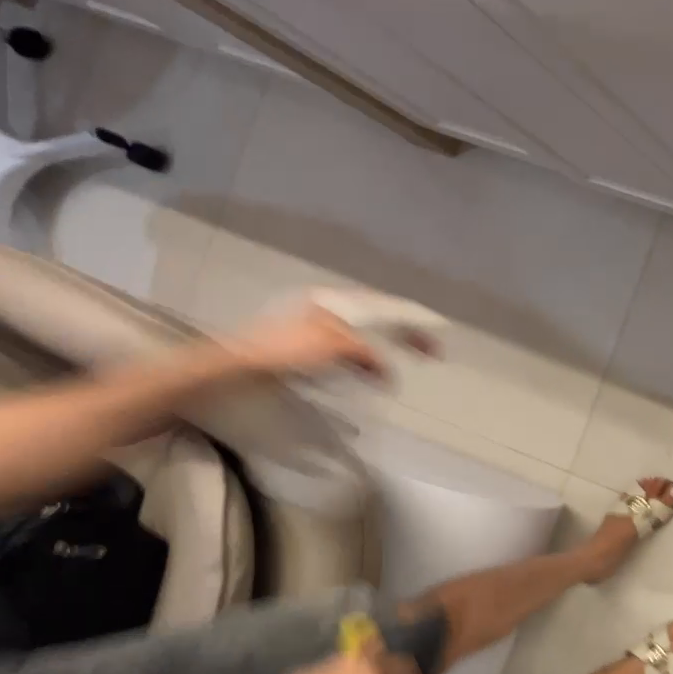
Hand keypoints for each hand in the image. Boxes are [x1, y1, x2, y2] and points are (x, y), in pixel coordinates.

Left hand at [222, 303, 435, 381]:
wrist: (235, 365)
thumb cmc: (286, 349)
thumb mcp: (335, 346)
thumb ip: (368, 353)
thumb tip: (387, 370)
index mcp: (334, 302)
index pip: (384, 306)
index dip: (413, 317)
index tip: (437, 328)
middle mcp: (325, 308)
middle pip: (375, 318)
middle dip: (404, 334)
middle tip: (428, 351)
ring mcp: (312, 326)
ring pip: (361, 334)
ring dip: (384, 348)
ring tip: (397, 365)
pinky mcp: (303, 345)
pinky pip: (345, 349)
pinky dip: (363, 359)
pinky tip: (366, 372)